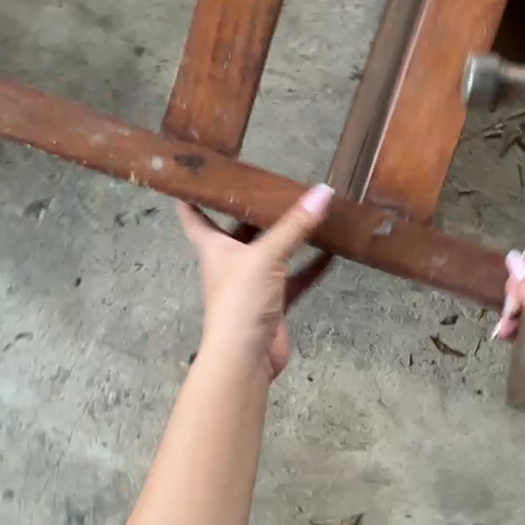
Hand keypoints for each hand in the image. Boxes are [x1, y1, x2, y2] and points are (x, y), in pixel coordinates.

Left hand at [177, 184, 333, 378]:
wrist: (246, 356)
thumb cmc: (240, 301)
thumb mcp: (266, 256)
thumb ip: (295, 226)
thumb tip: (323, 192)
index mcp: (213, 247)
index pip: (193, 212)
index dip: (192, 190)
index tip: (200, 167)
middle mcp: (230, 262)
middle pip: (237, 229)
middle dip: (250, 209)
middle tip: (269, 182)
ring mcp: (252, 284)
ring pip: (270, 253)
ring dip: (286, 236)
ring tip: (306, 209)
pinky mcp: (274, 303)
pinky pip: (295, 278)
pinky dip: (311, 266)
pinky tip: (331, 252)